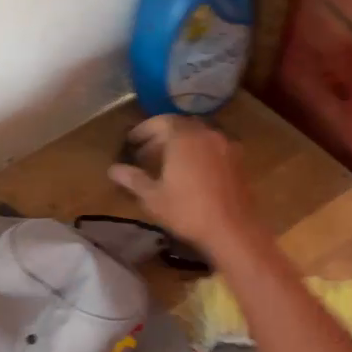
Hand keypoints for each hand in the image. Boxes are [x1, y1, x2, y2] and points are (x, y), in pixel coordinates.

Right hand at [107, 115, 265, 255]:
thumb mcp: (153, 197)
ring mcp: (225, 145)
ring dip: (181, 144)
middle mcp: (206, 134)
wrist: (233, 229)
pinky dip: (198, 152)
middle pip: (180, 126)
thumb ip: (133, 179)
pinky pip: (212, 147)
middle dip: (161, 137)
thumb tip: (113, 170)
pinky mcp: (238, 160)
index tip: (132, 142)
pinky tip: (192, 172)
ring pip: (198, 135)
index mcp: (183, 137)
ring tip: (168, 163)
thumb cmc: (188, 212)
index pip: (160, 121)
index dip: (144, 130)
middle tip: (146, 154)